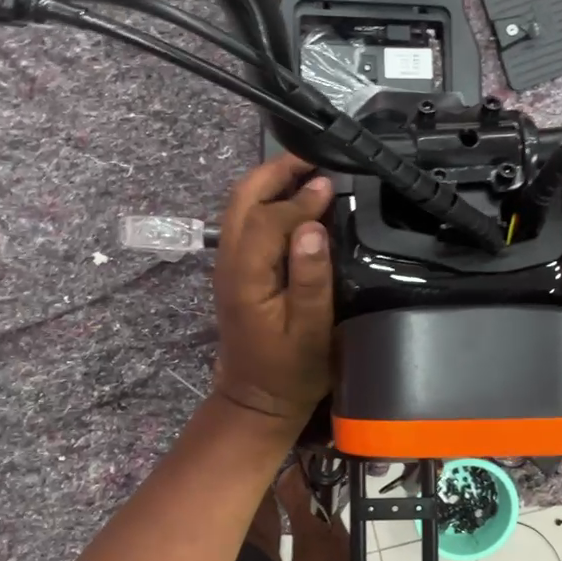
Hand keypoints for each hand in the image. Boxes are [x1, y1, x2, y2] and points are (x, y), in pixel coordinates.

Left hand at [212, 155, 335, 424]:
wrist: (256, 402)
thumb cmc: (290, 373)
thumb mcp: (311, 332)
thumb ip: (311, 279)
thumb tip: (313, 228)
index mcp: (246, 275)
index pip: (270, 218)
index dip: (301, 198)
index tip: (332, 185)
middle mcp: (230, 262)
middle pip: (243, 199)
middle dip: (275, 172)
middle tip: (314, 159)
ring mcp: (229, 265)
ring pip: (241, 207)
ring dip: (271, 183)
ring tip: (309, 173)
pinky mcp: (236, 271)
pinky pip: (247, 223)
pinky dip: (269, 202)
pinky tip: (298, 204)